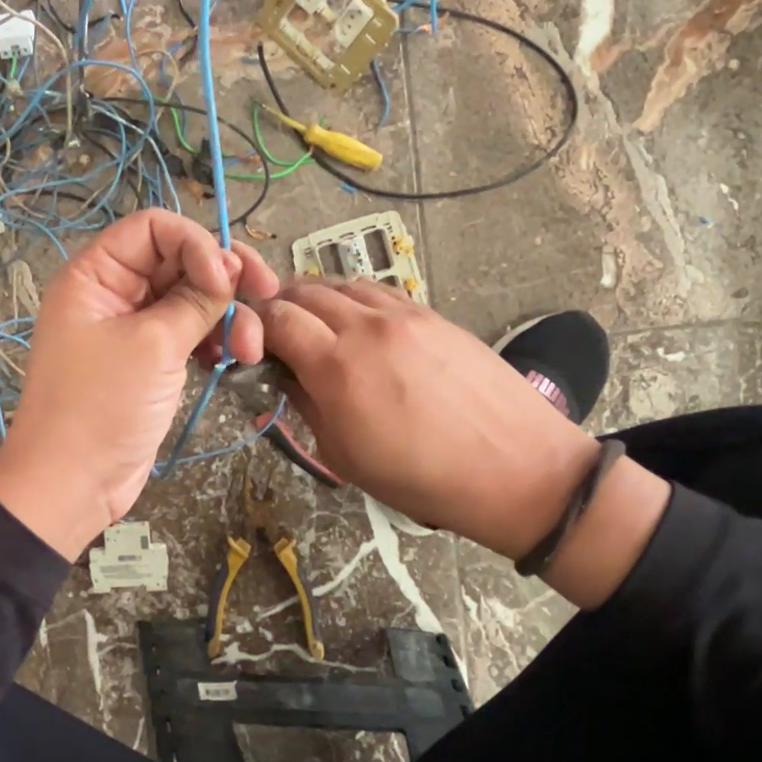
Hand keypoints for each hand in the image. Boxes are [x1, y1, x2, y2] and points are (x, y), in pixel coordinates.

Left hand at [0, 210, 278, 559]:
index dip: (196, 243)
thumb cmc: (101, 408)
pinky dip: (214, 341)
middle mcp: (112, 293)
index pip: (153, 228)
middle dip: (224, 279)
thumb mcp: (153, 346)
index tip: (227, 279)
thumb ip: (196, 300)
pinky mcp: (148, 361)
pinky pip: (188, 333)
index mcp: (95, 275)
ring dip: (227, 316)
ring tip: (250, 350)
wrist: (72, 484)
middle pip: (178, 260)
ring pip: (190, 299)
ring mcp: (132, 328)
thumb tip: (229, 269)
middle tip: (267, 294)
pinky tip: (235, 360)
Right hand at [255, 280, 604, 559]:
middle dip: (277, 305)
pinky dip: (353, 298)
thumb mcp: (343, 455)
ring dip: (314, 296)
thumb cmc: (421, 478)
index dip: (251, 324)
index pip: (275, 318)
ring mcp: (403, 314)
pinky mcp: (432, 314)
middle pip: (303, 291)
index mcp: (336, 366)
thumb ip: (305, 405)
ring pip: (340, 283)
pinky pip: (378, 291)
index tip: (246, 342)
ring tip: (310, 322)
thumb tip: (282, 376)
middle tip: (270, 330)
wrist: (515, 468)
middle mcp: (365, 327)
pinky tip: (355, 321)